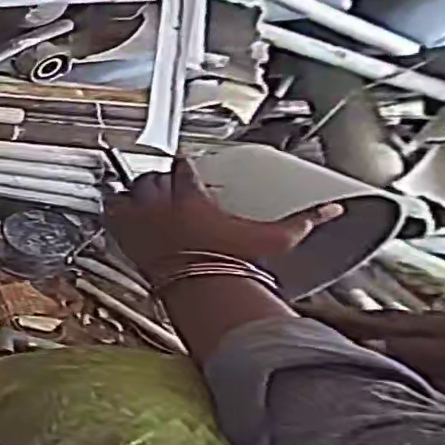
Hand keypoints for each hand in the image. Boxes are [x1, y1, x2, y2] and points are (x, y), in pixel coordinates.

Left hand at [105, 157, 342, 273]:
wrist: (200, 282)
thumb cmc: (234, 261)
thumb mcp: (275, 237)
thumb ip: (304, 220)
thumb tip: (334, 210)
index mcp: (193, 199)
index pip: (184, 170)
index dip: (184, 164)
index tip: (184, 162)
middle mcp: (161, 205)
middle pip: (151, 179)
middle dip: (157, 178)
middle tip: (162, 180)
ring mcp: (139, 219)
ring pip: (127, 193)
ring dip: (133, 192)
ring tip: (138, 193)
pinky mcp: (124, 234)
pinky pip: (110, 213)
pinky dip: (113, 208)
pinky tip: (115, 208)